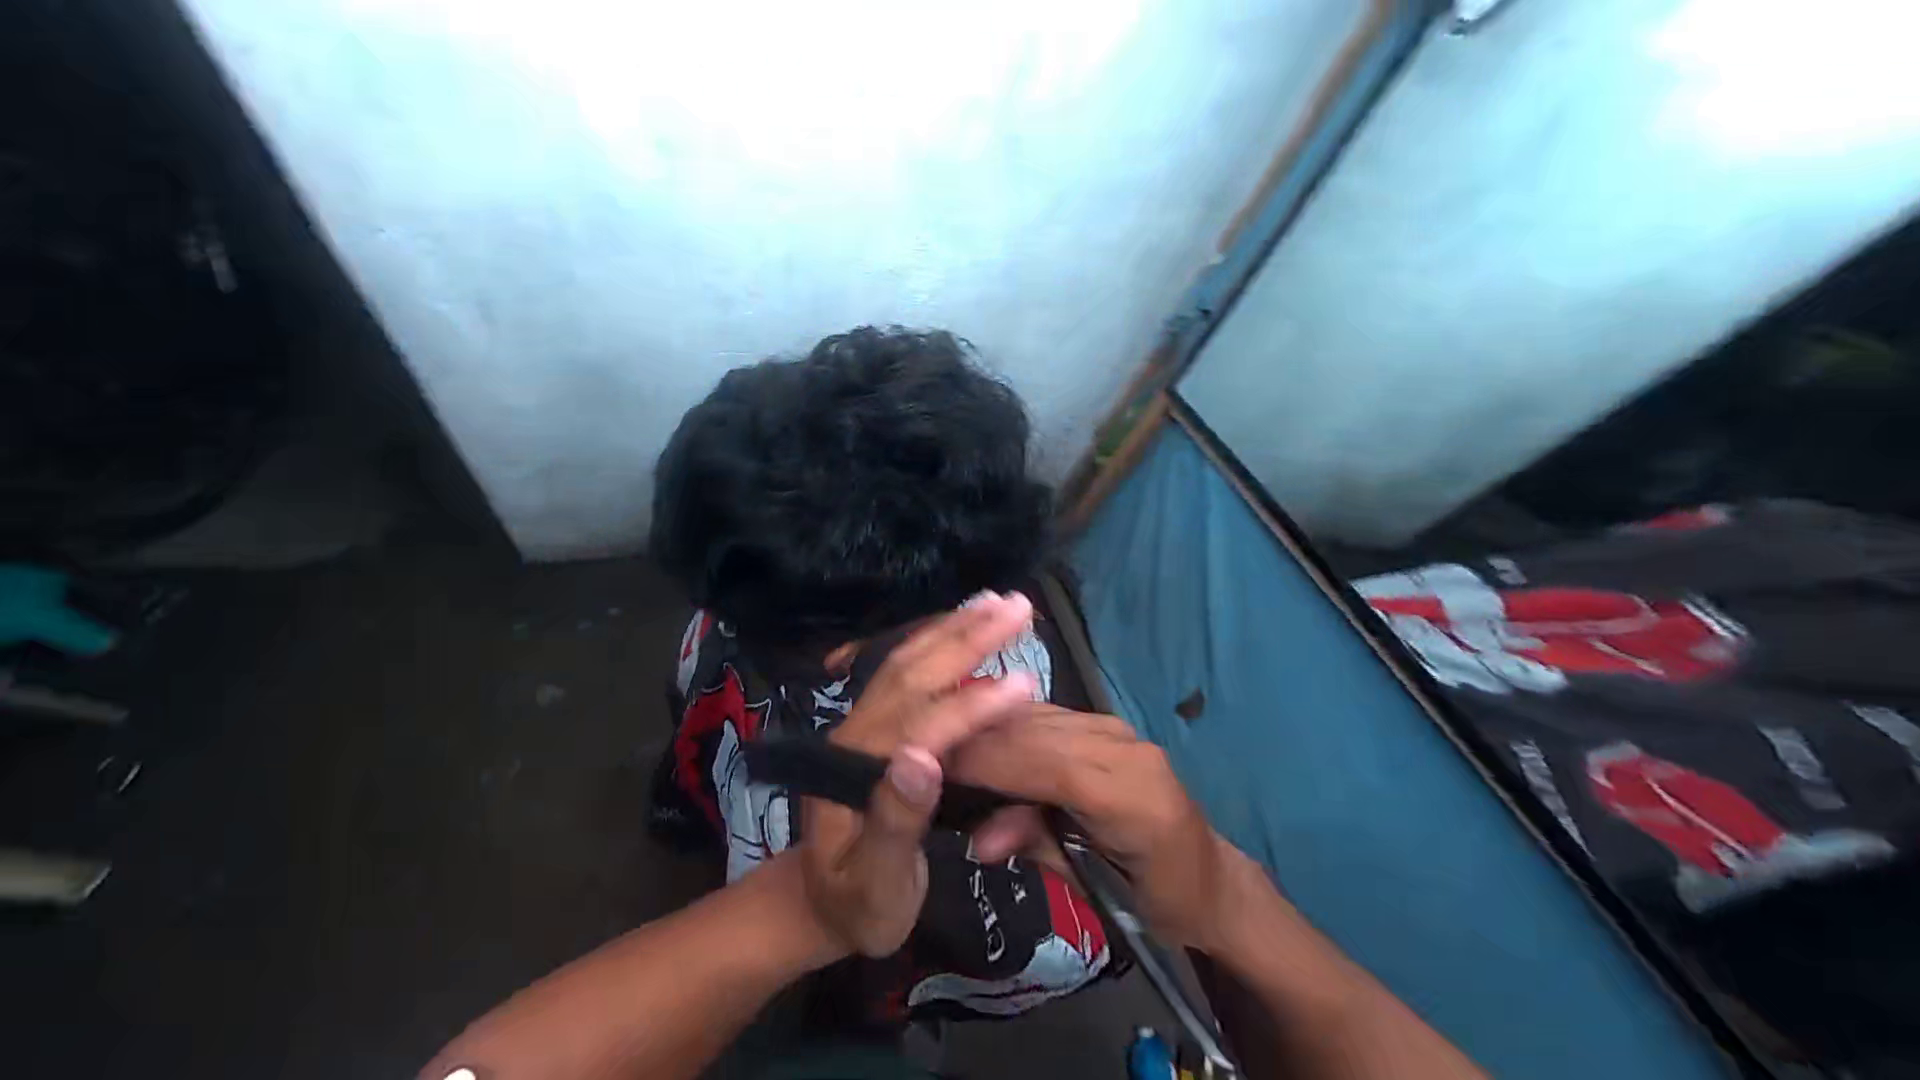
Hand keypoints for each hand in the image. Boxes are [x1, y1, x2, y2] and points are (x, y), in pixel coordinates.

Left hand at [799, 592, 1038, 957]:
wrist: (817, 897)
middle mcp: (858, 730)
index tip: (1026, 684)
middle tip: (1017, 607)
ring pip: (909, 662)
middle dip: (967, 639)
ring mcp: (866, 721)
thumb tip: (922, 760)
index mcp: (857, 768)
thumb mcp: (875, 884)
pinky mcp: (878, 721)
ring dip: (954, 628)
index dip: (974, 706)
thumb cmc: (855, 902)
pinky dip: (940, 641)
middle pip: (914, 674)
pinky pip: (909, 670)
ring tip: (997, 600)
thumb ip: (894, 825)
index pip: (922, 727)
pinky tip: (966, 623)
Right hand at [949, 705, 1233, 950]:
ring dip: (987, 725)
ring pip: (1037, 717)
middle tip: (923, 745)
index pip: (1051, 764)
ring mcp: (1117, 730)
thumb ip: (1038, 848)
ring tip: (941, 736)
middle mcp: (1126, 749)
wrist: (1207, 876)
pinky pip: (1046, 718)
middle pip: (1038, 732)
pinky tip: (978, 729)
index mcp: (1134, 796)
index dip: (992, 758)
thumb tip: (979, 838)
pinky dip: (1008, 723)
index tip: (936, 760)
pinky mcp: (1105, 726)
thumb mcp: (1096, 889)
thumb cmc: (1156, 897)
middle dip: (977, 736)